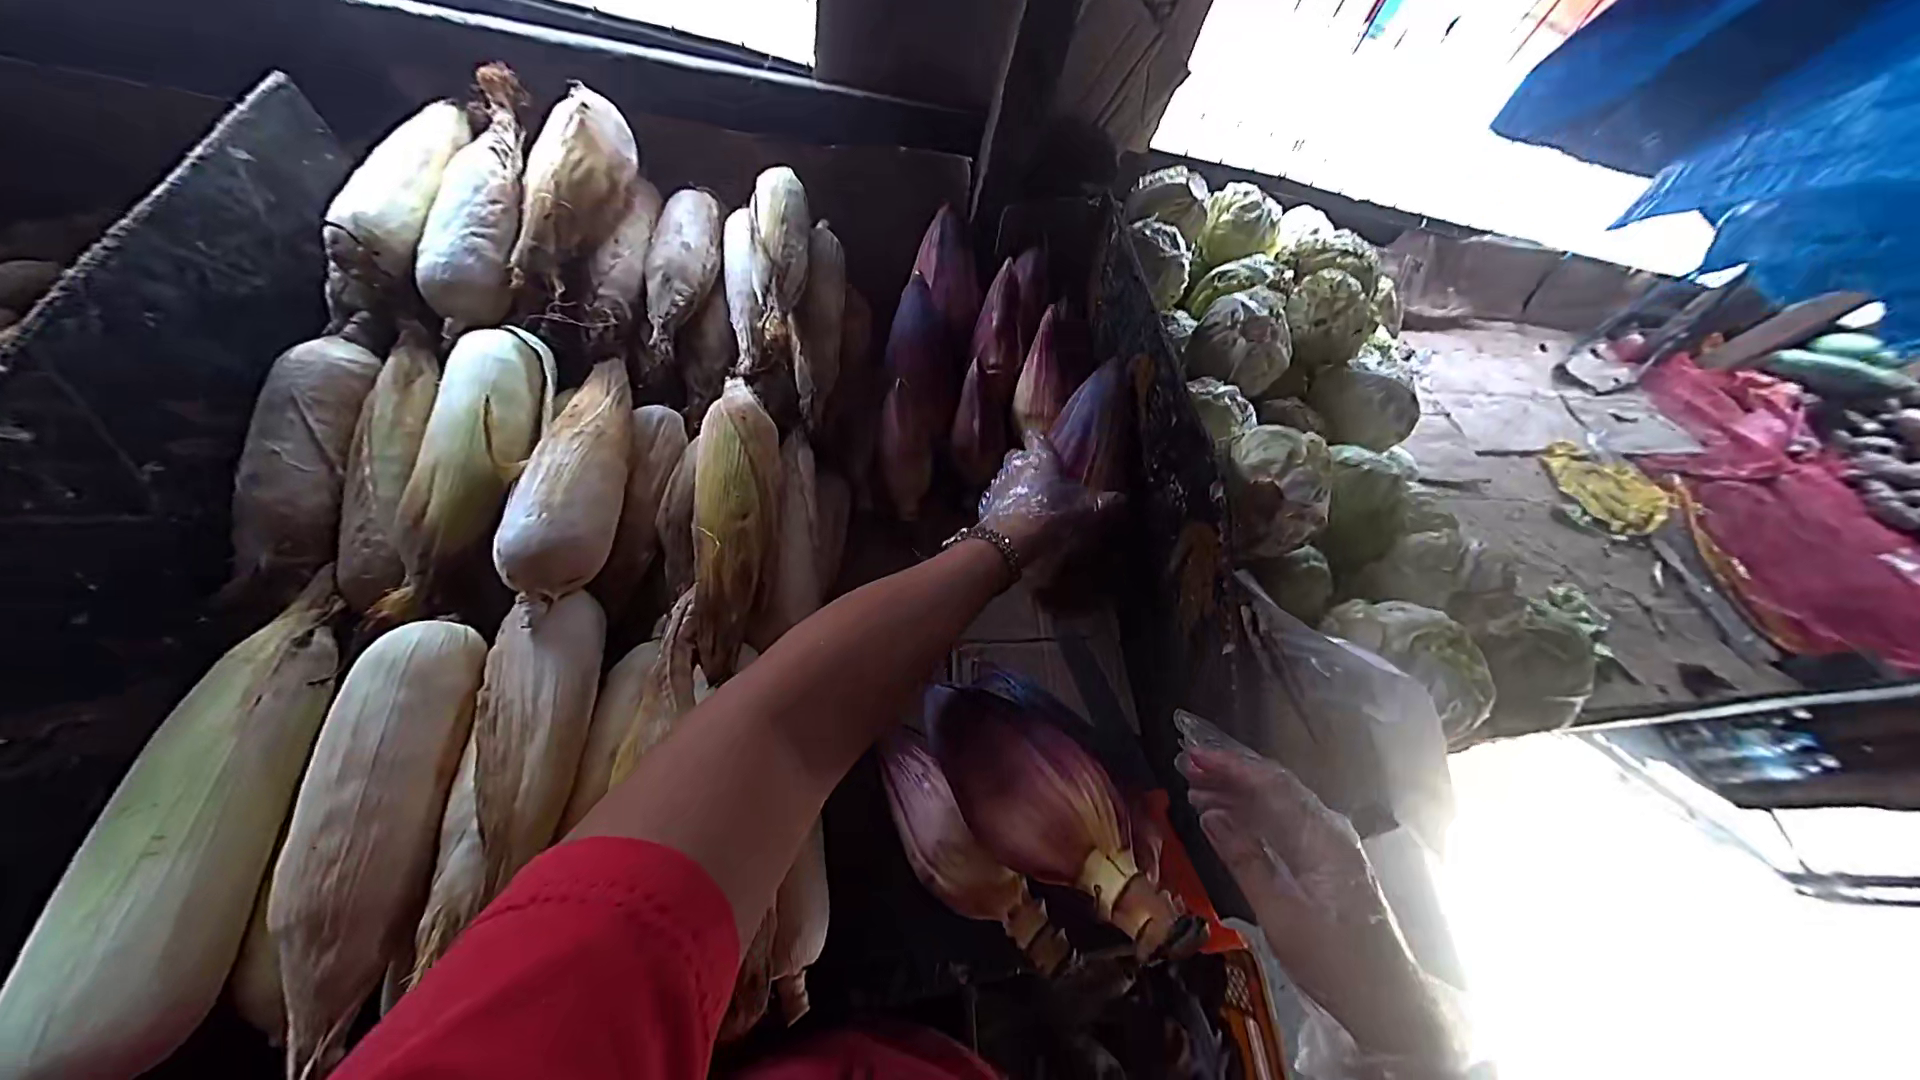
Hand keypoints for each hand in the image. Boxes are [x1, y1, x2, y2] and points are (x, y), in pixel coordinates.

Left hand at [977, 431, 1120, 575]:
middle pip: (1018, 455)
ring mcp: (998, 481)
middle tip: (1040, 476)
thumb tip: (1122, 498)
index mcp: (1039, 458)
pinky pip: (997, 494)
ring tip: (1027, 497)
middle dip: (1026, 461)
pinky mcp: (986, 500)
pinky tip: (1013, 512)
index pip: (1037, 437)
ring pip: (1006, 474)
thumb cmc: (1048, 515)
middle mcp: (1015, 464)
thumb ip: (1100, 502)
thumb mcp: (1080, 510)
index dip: (1041, 440)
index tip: (1046, 446)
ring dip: (1015, 481)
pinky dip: (1004, 499)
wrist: (1009, 539)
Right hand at [1178, 722, 1455, 1063]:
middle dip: (1228, 774)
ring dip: (1236, 794)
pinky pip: (1282, 823)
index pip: (1270, 784)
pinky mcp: (1324, 859)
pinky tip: (1224, 818)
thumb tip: (1209, 816)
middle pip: (1273, 787)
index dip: (1229, 765)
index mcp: (1321, 837)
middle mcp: (1327, 830)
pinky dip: (1251, 815)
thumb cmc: (1333, 960)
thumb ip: (1244, 858)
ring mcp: (1328, 844)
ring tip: (1196, 792)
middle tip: (1187, 769)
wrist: (1387, 1004)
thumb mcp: (1279, 912)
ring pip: (1276, 803)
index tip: (1193, 756)